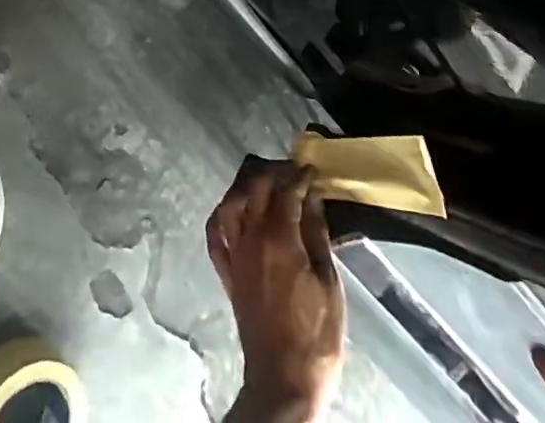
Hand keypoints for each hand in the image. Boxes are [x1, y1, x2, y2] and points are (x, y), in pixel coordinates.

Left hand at [207, 156, 345, 422]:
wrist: (283, 376)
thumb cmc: (316, 335)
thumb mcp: (329, 284)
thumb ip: (317, 237)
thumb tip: (313, 201)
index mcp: (279, 240)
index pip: (286, 193)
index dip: (299, 177)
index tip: (311, 169)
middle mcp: (250, 238)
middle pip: (254, 190)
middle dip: (273, 174)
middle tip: (292, 172)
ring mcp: (233, 254)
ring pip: (230, 204)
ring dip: (245, 187)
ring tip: (263, 183)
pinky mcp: (225, 271)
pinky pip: (215, 232)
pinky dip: (222, 215)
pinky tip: (232, 210)